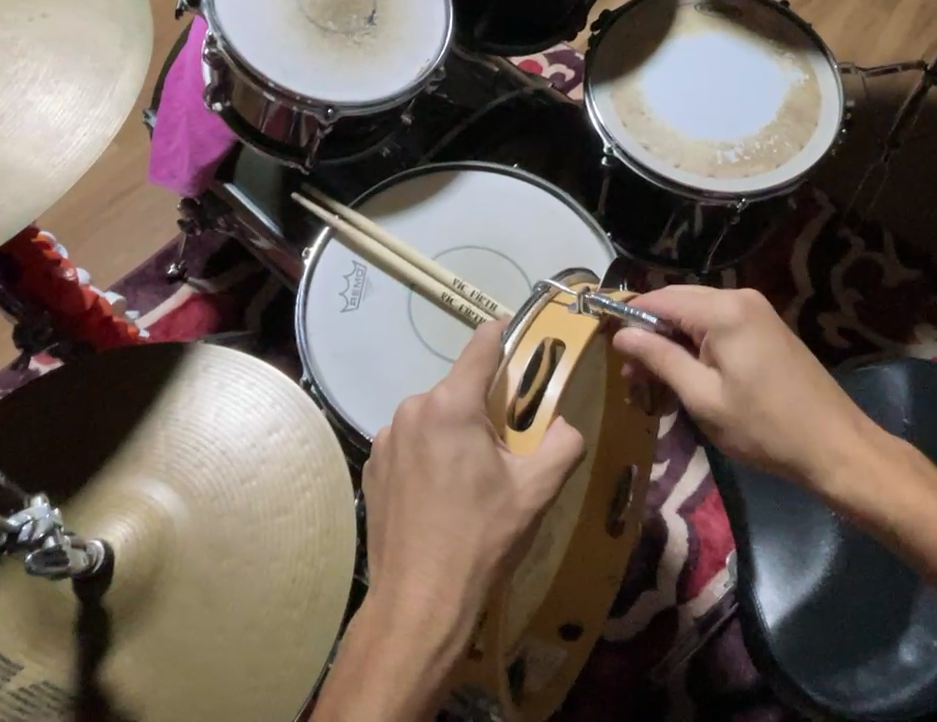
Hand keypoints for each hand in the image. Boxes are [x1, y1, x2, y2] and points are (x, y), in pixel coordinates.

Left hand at [362, 319, 586, 626]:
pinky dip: (429, 455)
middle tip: (507, 442)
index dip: (507, 334)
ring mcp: (385, 439)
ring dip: (455, 431)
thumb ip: (564, 442)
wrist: (418, 602)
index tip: (524, 341)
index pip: (483, 343)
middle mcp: (411, 409)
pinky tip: (440, 496)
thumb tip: (565, 424)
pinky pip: (411, 443)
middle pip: (460, 386)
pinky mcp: (372, 467)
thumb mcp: (538, 490)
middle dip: (486, 403)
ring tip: (471, 477)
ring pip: (434, 416)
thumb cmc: (482, 538)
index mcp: (451, 404)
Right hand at [613, 286, 875, 487]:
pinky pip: (717, 325)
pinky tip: (687, 377)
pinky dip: (696, 346)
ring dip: (672, 343)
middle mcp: (739, 297)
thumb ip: (660, 359)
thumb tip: (620, 335)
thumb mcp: (703, 397)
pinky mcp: (765, 327)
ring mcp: (756, 310)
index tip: (605, 345)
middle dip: (650, 334)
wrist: (835, 446)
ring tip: (655, 384)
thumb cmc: (764, 428)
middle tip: (630, 376)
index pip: (658, 300)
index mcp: (723, 311)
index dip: (627, 318)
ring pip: (695, 315)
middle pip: (677, 303)